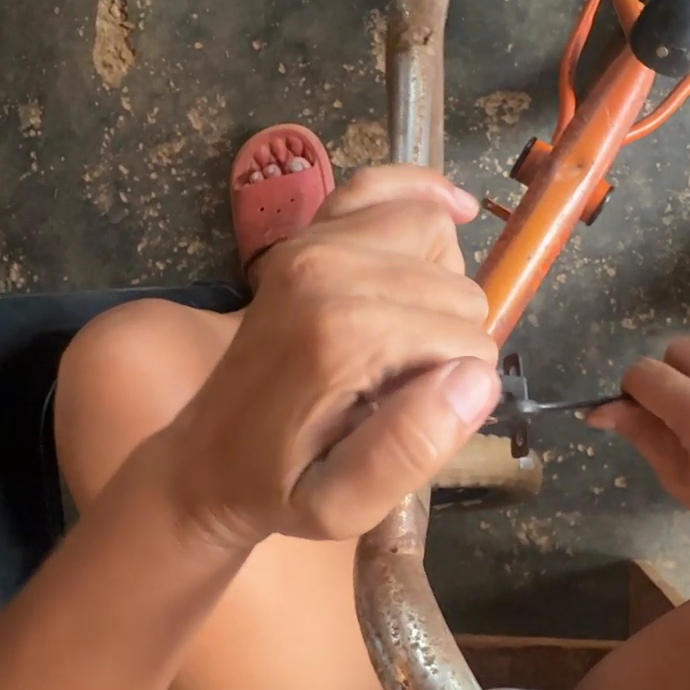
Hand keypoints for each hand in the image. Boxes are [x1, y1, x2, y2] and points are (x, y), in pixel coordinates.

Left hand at [165, 165, 500, 547]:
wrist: (210, 459)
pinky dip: (424, 192)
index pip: (470, 344)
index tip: (412, 419)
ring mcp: (314, 241)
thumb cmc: (281, 486)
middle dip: (451, 344)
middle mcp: (328, 269)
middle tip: (403, 388)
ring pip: (439, 240)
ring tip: (405, 336)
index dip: (459, 392)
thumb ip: (410, 449)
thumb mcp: (343, 505)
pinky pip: (383, 185)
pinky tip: (454, 210)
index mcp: (342, 336)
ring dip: (442, 287)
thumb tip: (478, 379)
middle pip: (459, 291)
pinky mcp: (307, 233)